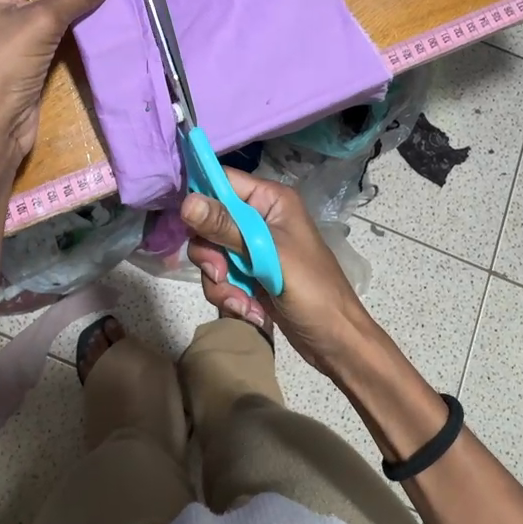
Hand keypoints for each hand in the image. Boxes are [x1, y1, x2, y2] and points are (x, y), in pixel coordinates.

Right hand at [183, 168, 378, 380]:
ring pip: (211, 254)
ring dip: (221, 283)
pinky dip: (229, 296)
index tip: (187, 225)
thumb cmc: (312, 290)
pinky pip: (221, 278)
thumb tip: (186, 202)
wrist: (336, 341)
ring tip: (242, 303)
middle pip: (209, 222)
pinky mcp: (249, 274)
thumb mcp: (268, 255)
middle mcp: (258, 218)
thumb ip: (226, 228)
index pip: (222, 182)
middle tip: (222, 275)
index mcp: (270, 200)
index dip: (200, 199)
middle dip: (211, 255)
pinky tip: (250, 312)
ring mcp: (253, 248)